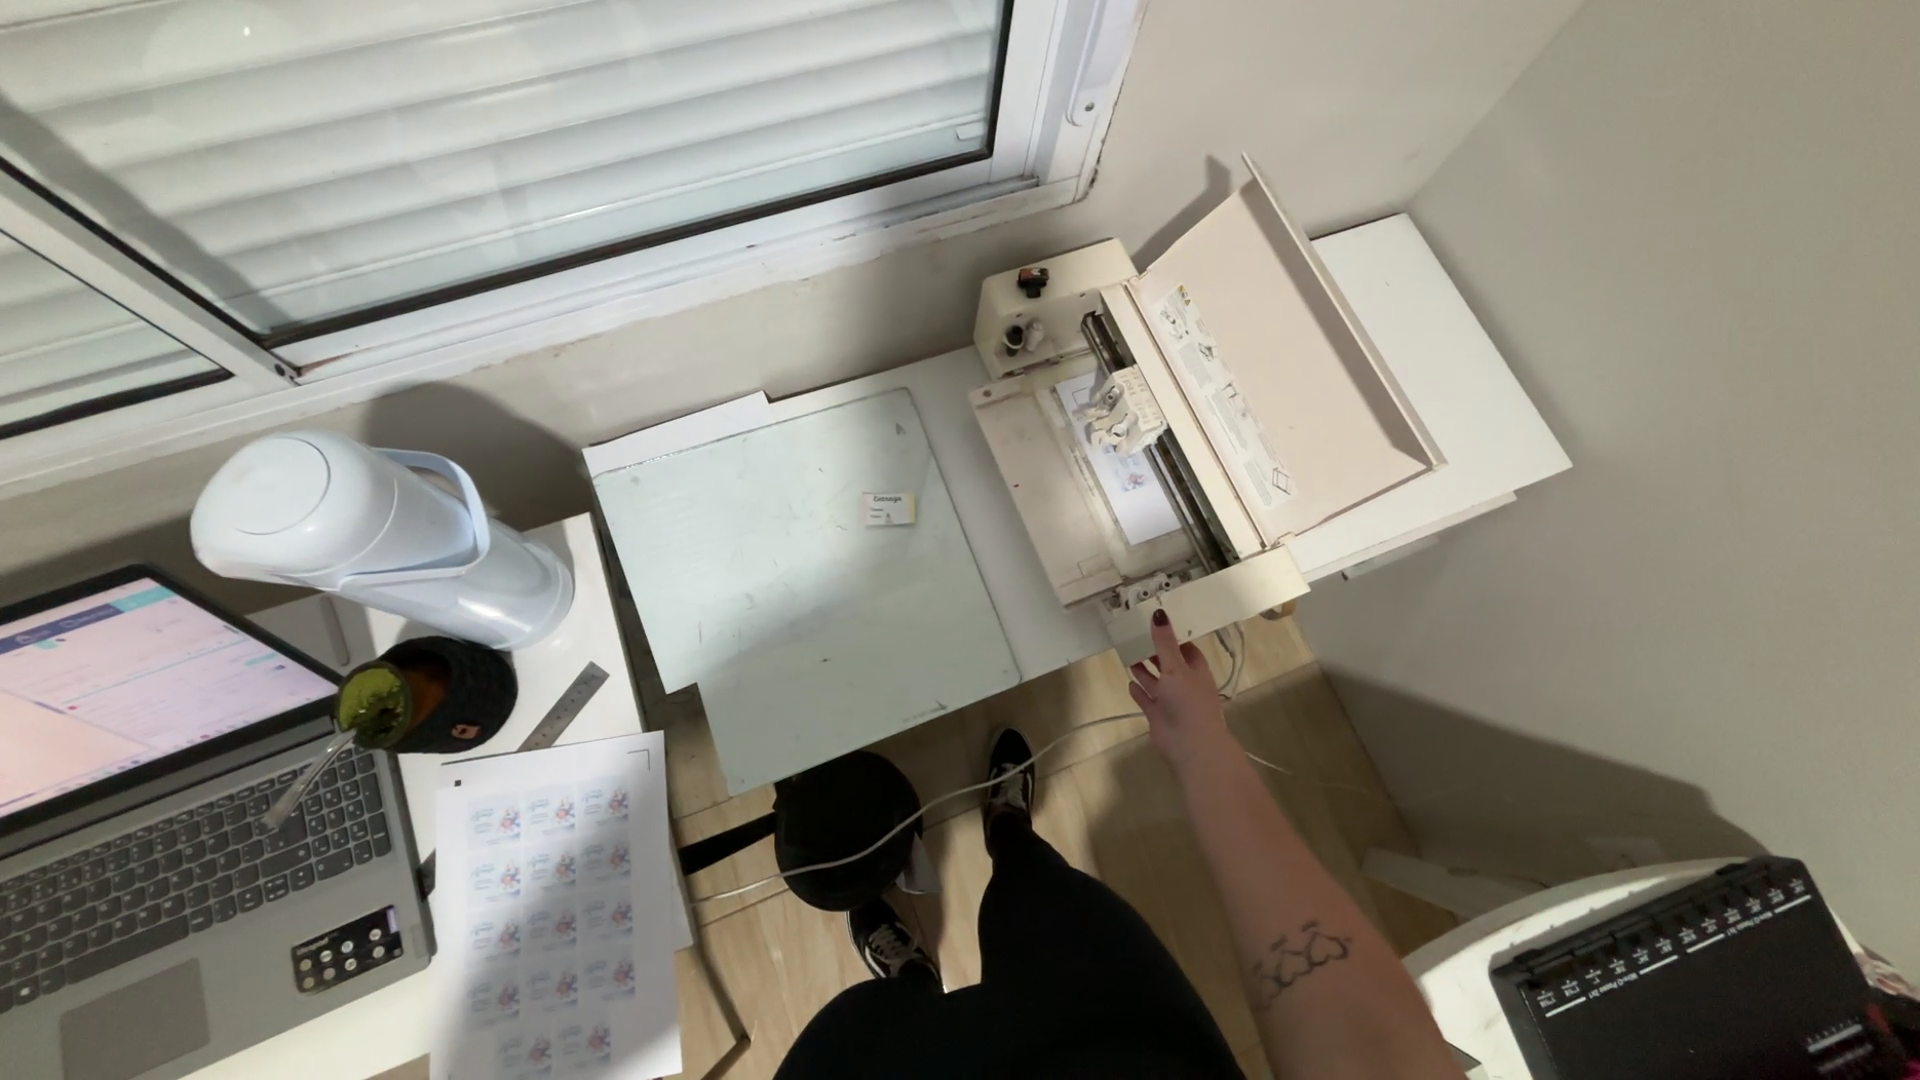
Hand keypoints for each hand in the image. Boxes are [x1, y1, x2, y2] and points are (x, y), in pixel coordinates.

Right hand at [1128, 610, 1236, 775]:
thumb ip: (1165, 642)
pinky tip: (1129, 682)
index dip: (1173, 637)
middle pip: (1169, 664)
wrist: (1190, 744)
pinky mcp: (1158, 715)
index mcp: (1196, 671)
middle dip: (1155, 652)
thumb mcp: (1177, 667)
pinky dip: (1139, 691)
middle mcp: (1184, 684)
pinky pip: (1147, 699)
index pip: (1187, 649)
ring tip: (1129, 654)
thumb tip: (1159, 613)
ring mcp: (1171, 701)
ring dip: (1144, 670)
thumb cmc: (1188, 701)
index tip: (1158, 623)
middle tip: (1137, 635)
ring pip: (1156, 681)